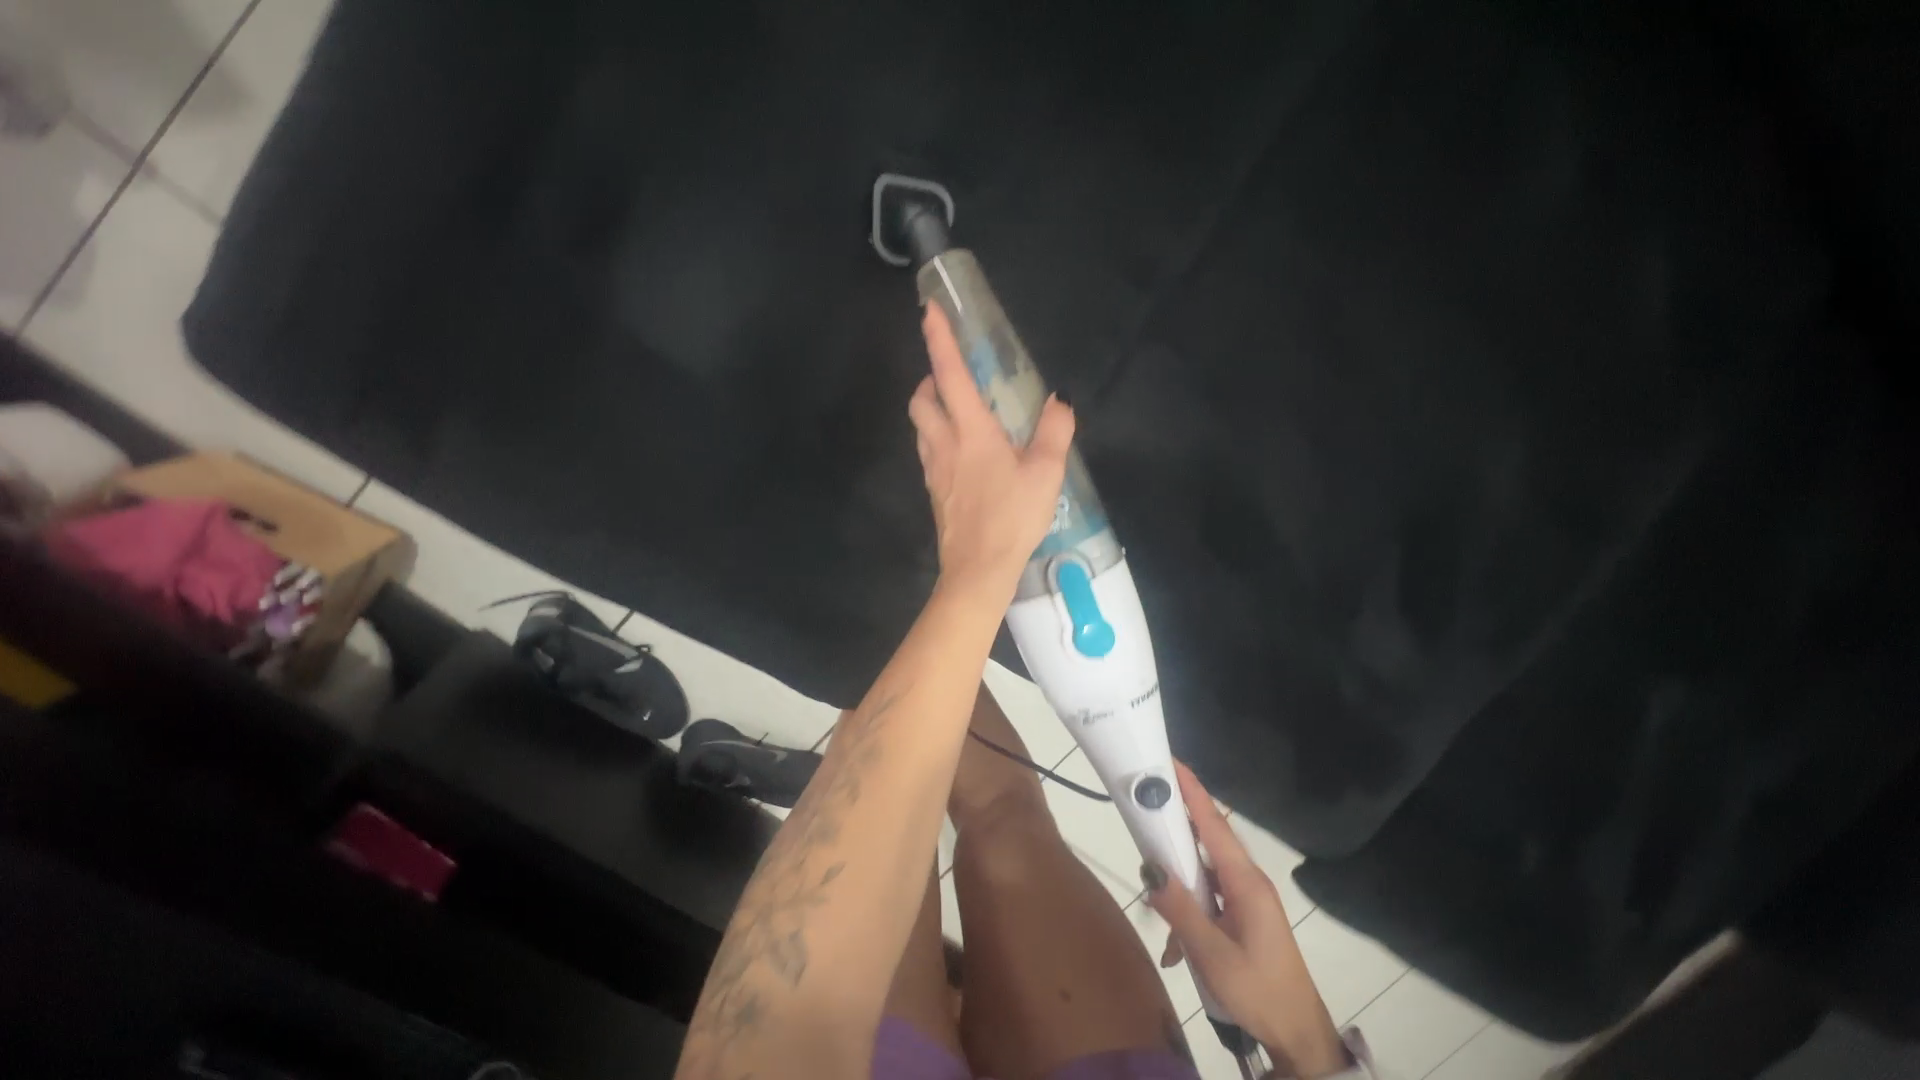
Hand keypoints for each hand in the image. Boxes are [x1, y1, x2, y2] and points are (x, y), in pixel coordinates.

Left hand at [908, 304, 1074, 597]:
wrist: (978, 570)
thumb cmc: (1012, 518)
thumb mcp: (1046, 473)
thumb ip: (1054, 431)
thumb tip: (1060, 401)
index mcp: (970, 431)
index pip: (949, 374)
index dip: (939, 340)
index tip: (929, 310)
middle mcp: (944, 444)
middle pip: (921, 399)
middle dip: (930, 380)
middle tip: (953, 378)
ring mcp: (935, 470)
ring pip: (921, 427)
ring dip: (932, 409)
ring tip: (960, 412)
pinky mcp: (935, 493)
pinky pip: (929, 452)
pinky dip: (939, 439)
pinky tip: (963, 454)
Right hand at [1144, 762, 1350, 1077]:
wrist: (1298, 1036)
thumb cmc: (1260, 992)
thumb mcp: (1213, 954)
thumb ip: (1181, 910)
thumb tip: (1151, 869)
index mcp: (1246, 883)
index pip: (1214, 825)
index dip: (1192, 792)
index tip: (1170, 763)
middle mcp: (1247, 883)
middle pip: (1205, 842)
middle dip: (1173, 831)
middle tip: (1142, 815)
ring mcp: (1246, 901)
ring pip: (1202, 875)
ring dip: (1178, 888)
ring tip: (1156, 902)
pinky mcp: (1242, 919)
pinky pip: (1208, 901)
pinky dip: (1188, 916)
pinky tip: (1175, 951)